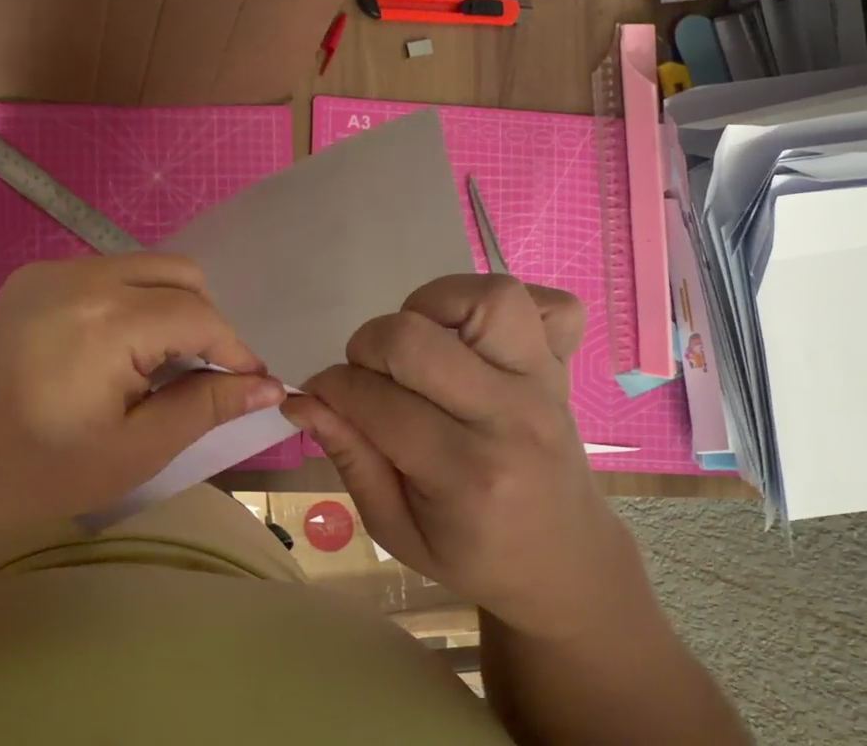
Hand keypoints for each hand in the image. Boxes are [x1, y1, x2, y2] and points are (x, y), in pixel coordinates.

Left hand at [0, 253, 283, 533]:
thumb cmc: (42, 470)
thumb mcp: (135, 448)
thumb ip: (204, 407)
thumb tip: (266, 383)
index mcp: (111, 318)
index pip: (199, 314)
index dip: (233, 348)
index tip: (249, 384)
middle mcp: (82, 275)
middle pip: (175, 271)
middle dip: (202, 317)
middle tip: (200, 374)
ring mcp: (49, 271)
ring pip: (136, 266)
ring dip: (163, 304)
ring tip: (155, 365)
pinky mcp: (26, 279)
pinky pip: (97, 273)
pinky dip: (123, 300)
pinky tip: (110, 351)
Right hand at [283, 274, 647, 639]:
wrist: (566, 567)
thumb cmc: (473, 555)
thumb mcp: (394, 528)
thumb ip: (349, 458)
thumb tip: (300, 401)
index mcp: (466, 472)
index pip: (372, 398)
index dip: (328, 390)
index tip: (322, 402)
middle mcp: (511, 418)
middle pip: (414, 337)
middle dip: (367, 347)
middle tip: (369, 377)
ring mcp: (546, 386)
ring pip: (489, 299)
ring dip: (434, 308)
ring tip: (419, 345)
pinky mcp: (566, 369)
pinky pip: (553, 306)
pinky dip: (508, 308)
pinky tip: (474, 338)